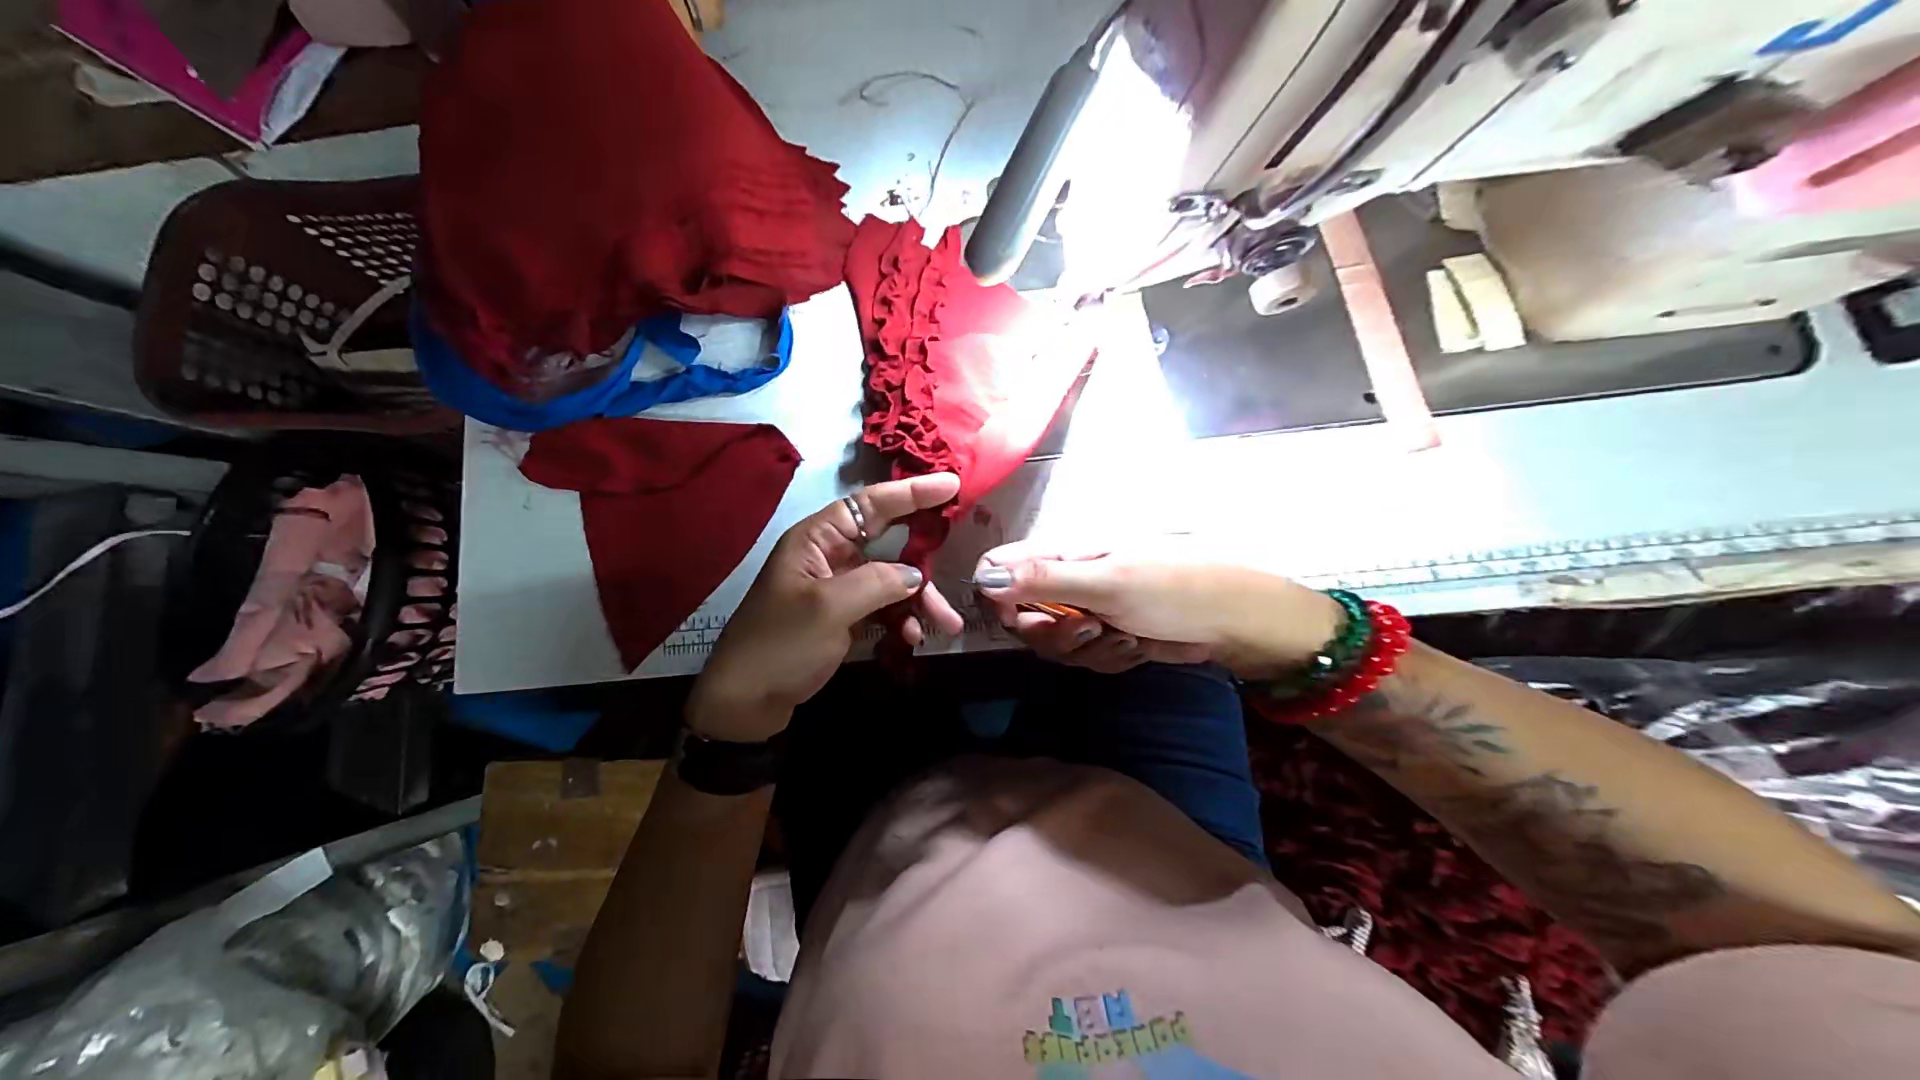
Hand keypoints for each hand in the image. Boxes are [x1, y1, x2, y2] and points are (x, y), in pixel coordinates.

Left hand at [686, 473, 965, 741]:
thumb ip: (878, 583)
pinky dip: (902, 621)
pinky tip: (912, 640)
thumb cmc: (780, 645)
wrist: (745, 703)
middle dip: (925, 559)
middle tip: (961, 562)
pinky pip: (885, 609)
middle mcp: (830, 557)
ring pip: (893, 581)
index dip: (912, 492)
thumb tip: (915, 576)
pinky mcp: (845, 618)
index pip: (871, 504)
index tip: (952, 484)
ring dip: (921, 601)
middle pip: (890, 543)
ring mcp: (839, 588)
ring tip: (947, 626)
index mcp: (818, 539)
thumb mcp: (829, 609)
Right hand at [972, 539, 1340, 676]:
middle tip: (1093, 629)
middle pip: (1024, 617)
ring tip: (1127, 637)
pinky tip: (1138, 647)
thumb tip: (983, 577)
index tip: (1024, 618)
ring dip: (1089, 651)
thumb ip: (1044, 580)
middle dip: (1055, 635)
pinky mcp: (1106, 636)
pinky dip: (1110, 658)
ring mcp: (1086, 610)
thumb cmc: (1173, 588)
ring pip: (1054, 645)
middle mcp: (1067, 581)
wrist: (1233, 621)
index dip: (1001, 598)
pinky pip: (1084, 659)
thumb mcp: (1106, 582)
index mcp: (1063, 555)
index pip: (1001, 570)